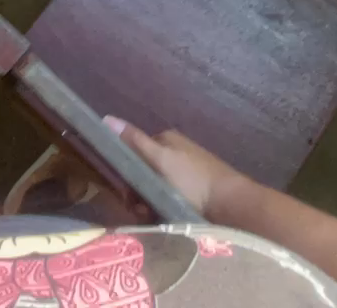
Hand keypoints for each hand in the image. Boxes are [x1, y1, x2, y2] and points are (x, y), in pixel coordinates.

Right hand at [104, 115, 254, 218]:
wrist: (231, 205)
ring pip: (155, 187)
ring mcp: (186, 171)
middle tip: (143, 211)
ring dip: (151, 203)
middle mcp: (175, 151)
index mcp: (166, 139)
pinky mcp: (195, 189)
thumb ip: (134, 141)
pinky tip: (169, 219)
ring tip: (156, 218)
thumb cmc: (192, 180)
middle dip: (139, 192)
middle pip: (144, 171)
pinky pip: (170, 197)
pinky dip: (165, 208)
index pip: (134, 152)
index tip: (128, 194)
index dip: (126, 173)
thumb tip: (105, 117)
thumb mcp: (160, 159)